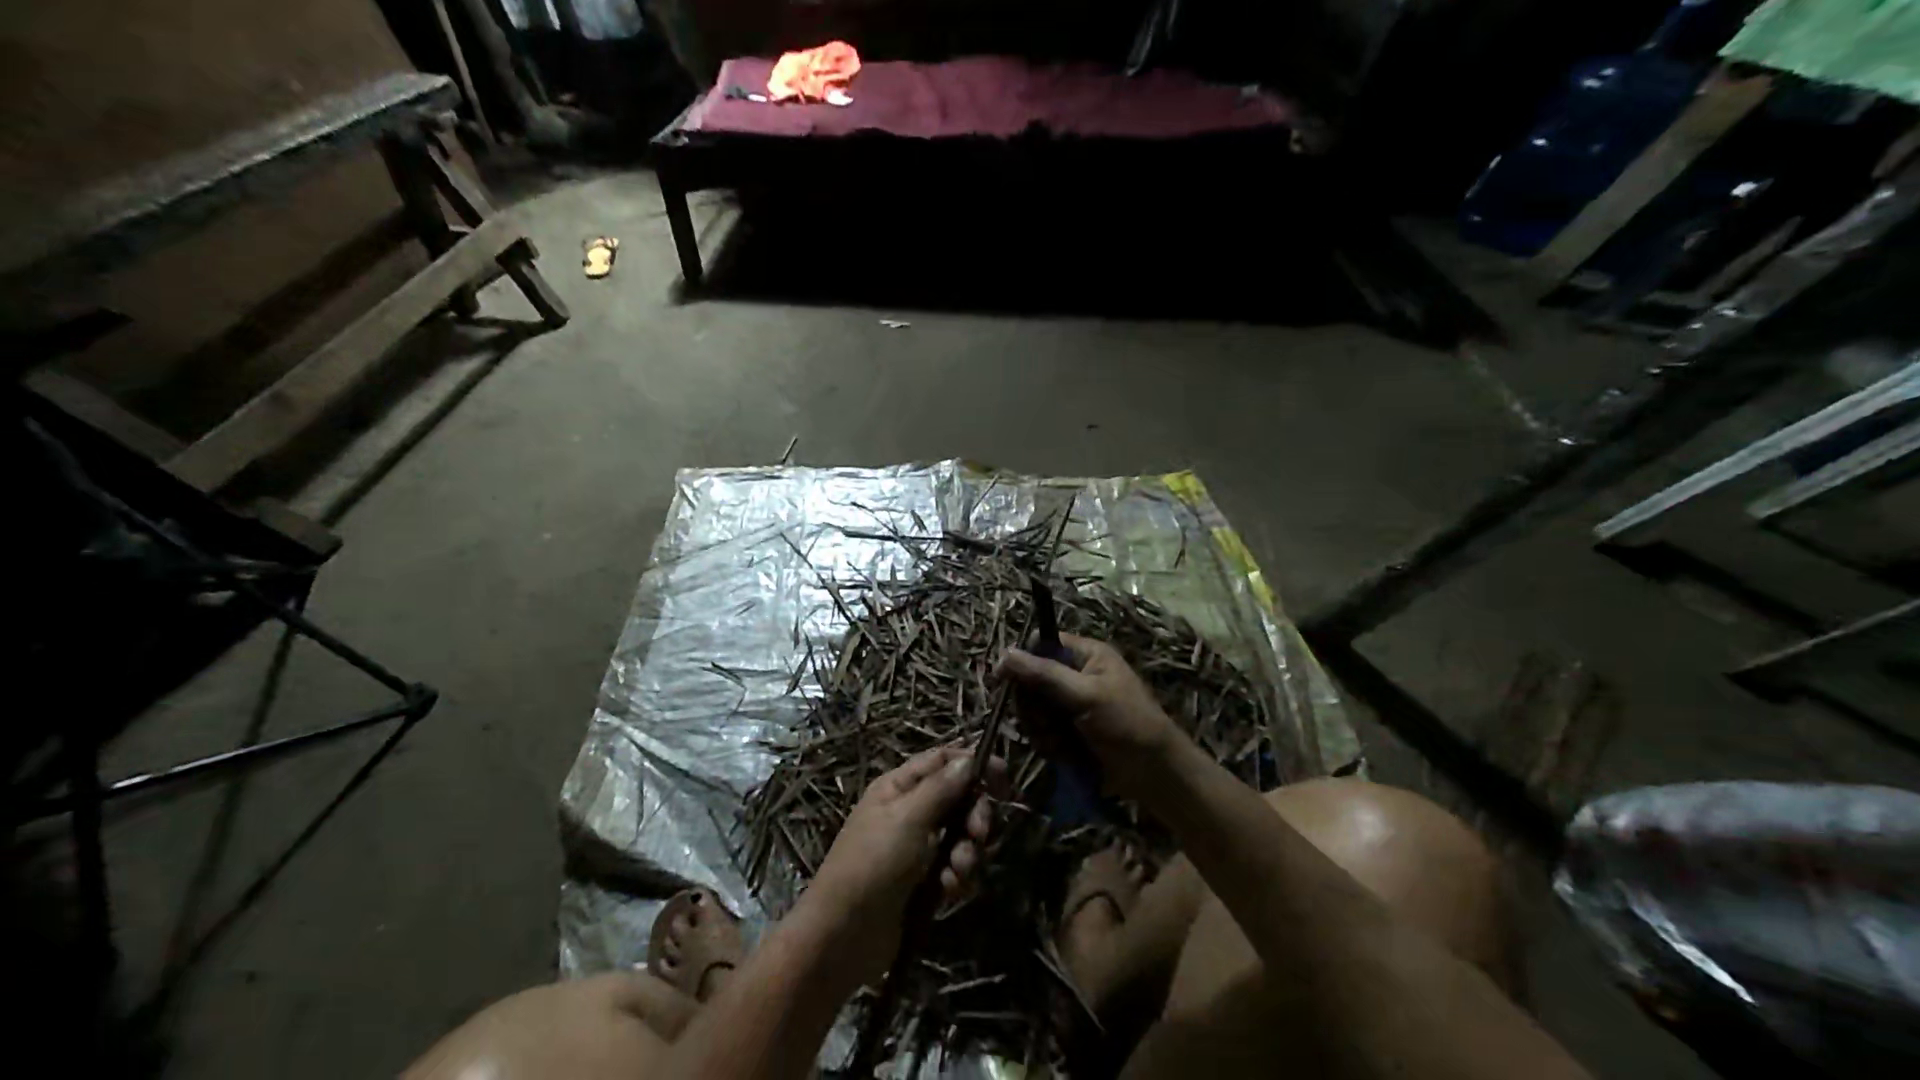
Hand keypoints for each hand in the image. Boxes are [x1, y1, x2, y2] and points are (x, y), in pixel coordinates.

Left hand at [798, 746, 1001, 983]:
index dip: (973, 764)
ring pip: (962, 836)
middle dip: (975, 816)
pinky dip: (958, 878)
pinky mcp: (925, 880)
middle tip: (979, 834)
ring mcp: (918, 847)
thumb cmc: (872, 865)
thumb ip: (941, 788)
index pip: (943, 761)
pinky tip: (950, 891)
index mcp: (900, 787)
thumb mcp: (907, 819)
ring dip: (968, 853)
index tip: (1002, 778)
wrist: (843, 935)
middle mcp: (911, 811)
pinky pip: (956, 868)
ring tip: (957, 872)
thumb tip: (969, 759)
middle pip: (960, 799)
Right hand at [997, 634, 1187, 803]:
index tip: (1005, 679)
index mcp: (1086, 655)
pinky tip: (1063, 754)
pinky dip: (1049, 744)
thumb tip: (1005, 654)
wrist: (1154, 772)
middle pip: (1032, 680)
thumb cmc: (1126, 722)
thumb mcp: (1084, 694)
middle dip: (1033, 705)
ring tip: (1059, 743)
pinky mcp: (1070, 731)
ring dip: (1041, 728)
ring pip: (1034, 709)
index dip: (1023, 660)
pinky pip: (1043, 731)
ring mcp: (1072, 705)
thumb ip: (1044, 674)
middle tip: (1045, 721)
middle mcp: (1077, 675)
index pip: (1042, 644)